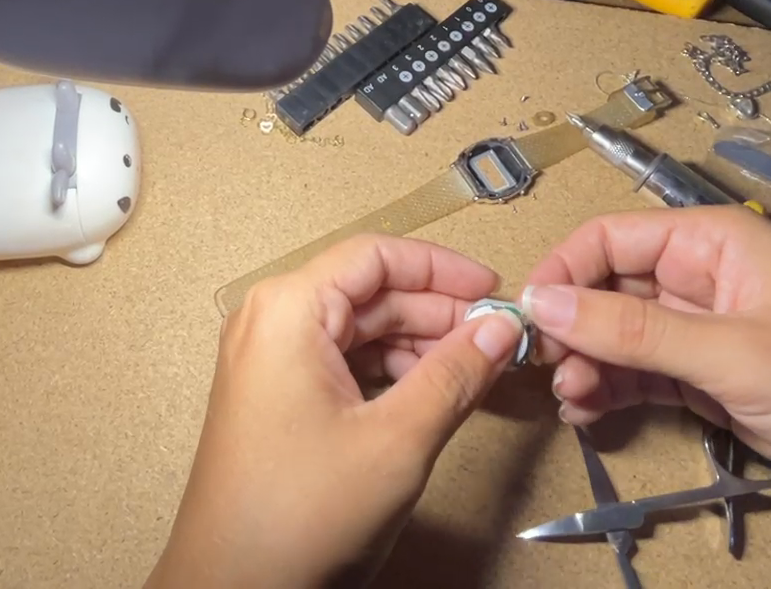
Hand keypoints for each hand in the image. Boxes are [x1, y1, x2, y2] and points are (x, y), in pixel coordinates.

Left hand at [147, 235, 524, 588]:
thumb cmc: (298, 515)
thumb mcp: (395, 441)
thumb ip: (454, 375)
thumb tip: (499, 328)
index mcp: (289, 307)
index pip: (374, 256)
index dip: (440, 267)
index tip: (493, 289)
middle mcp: (273, 316)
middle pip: (369, 290)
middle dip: (436, 311)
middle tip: (497, 336)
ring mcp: (271, 352)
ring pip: (359, 326)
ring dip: (418, 342)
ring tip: (476, 365)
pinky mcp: (277, 388)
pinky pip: (342, 357)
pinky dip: (390, 369)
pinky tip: (433, 387)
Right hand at [519, 206, 770, 587]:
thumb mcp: (735, 354)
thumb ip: (629, 329)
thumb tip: (536, 302)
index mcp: (711, 241)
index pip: (610, 238)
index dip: (563, 271)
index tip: (525, 317)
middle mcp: (702, 278)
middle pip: (609, 288)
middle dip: (572, 326)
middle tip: (544, 370)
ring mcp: (709, 335)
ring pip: (620, 335)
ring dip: (588, 363)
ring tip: (571, 400)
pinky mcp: (717, 385)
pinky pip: (645, 376)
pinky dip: (614, 391)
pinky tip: (591, 412)